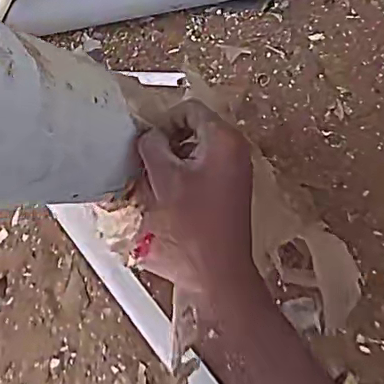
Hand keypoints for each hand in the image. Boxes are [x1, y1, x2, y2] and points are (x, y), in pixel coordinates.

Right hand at [132, 100, 261, 303]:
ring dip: (175, 158)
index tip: (147, 140)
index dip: (165, 121)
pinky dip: (186, 173)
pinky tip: (169, 194)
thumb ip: (152, 147)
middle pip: (196, 127)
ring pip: (198, 148)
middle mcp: (235, 150)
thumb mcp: (163, 180)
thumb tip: (148, 135)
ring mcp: (236, 170)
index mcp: (224, 140)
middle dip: (169, 141)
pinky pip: (205, 167)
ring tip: (156, 179)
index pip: (190, 109)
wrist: (218, 274)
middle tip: (148, 159)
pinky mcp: (231, 189)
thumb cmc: (193, 228)